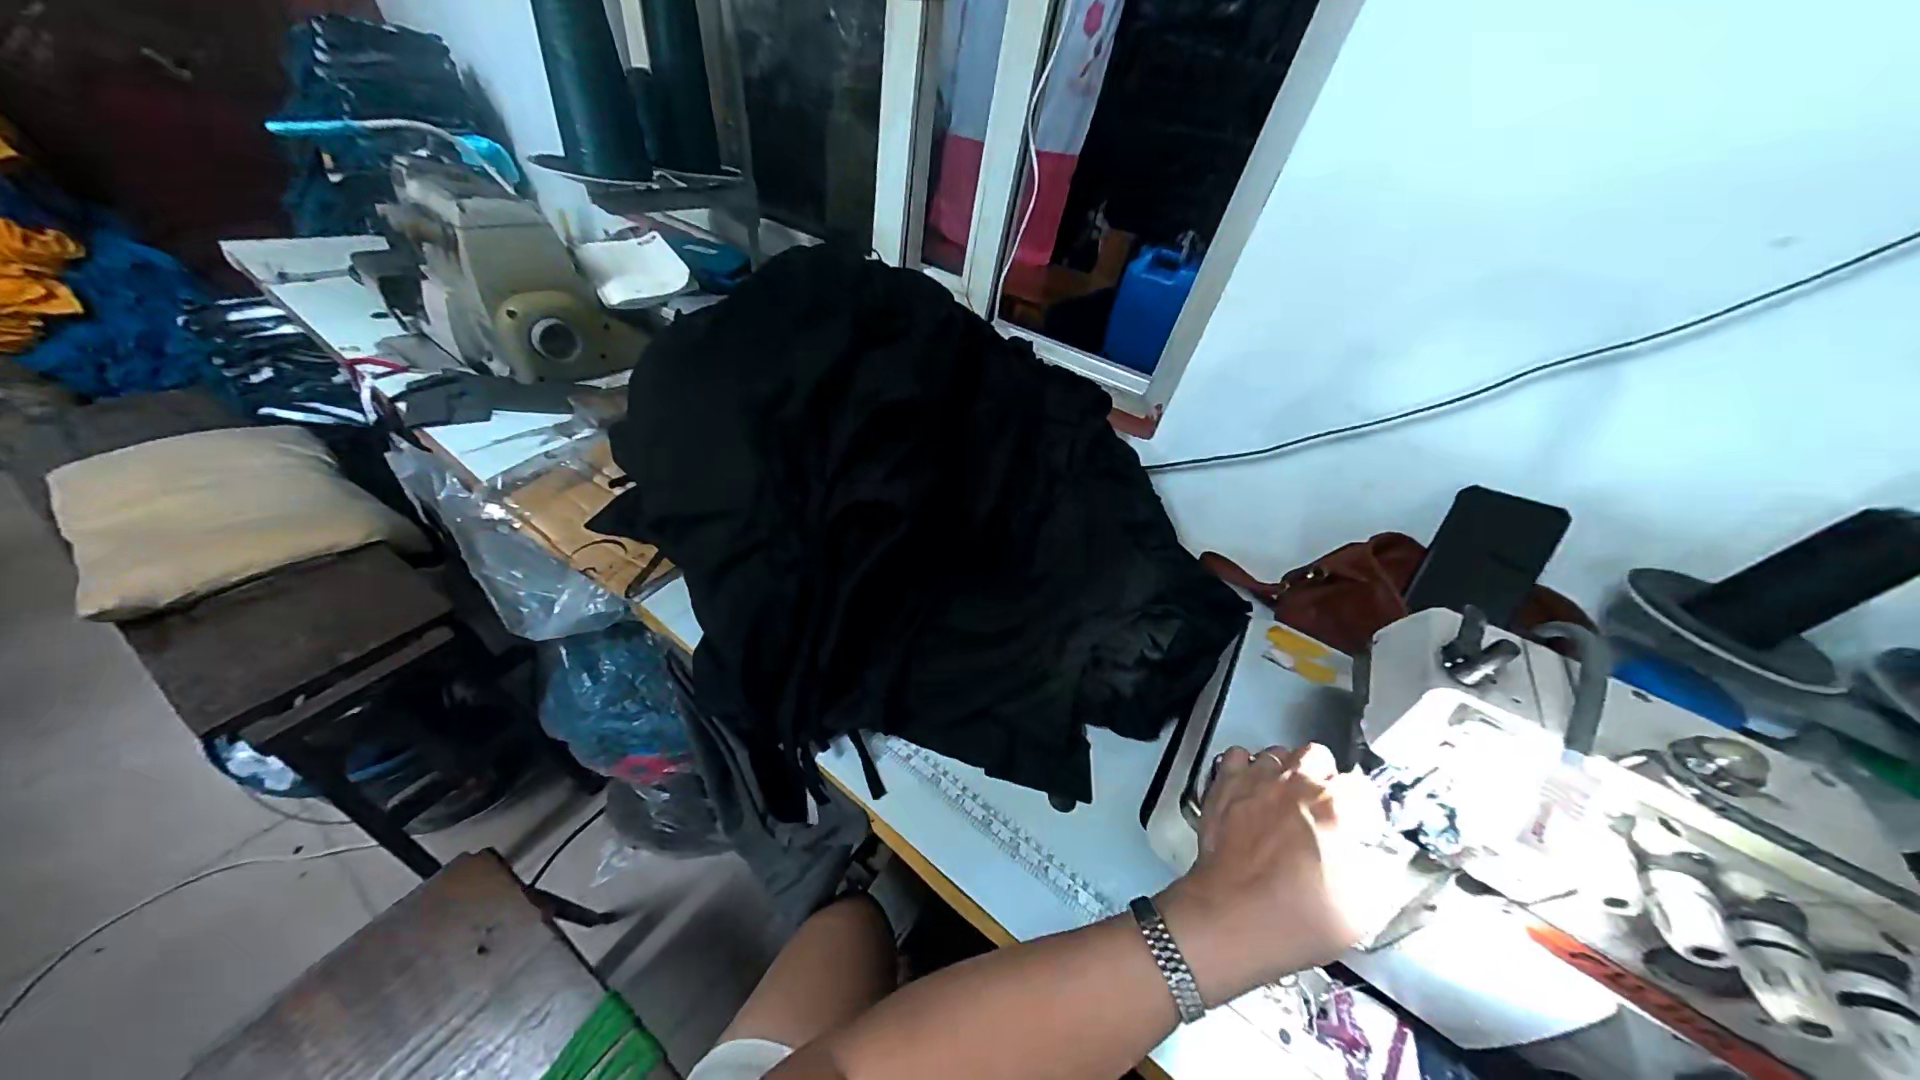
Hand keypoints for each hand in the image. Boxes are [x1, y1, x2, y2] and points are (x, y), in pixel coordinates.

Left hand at [1154, 743, 1382, 1003]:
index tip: (1360, 827)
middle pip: (1318, 756)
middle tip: (1322, 808)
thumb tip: (1382, 855)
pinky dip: (1246, 767)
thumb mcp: (1365, 907)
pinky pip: (1238, 757)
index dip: (1363, 809)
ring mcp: (1256, 780)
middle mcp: (1296, 783)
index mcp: (1337, 807)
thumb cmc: (1298, 917)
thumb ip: (1380, 868)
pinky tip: (1251, 788)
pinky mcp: (1224, 786)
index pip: (1363, 788)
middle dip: (1324, 777)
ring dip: (1286, 771)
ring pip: (1278, 754)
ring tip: (1286, 798)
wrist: (1232, 916)